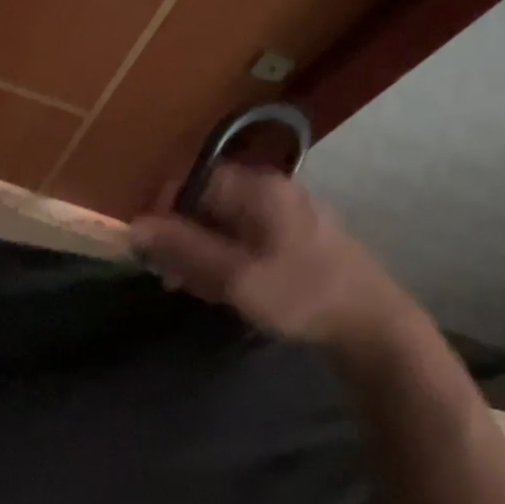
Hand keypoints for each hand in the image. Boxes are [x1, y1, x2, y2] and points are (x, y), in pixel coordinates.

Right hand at [130, 163, 423, 353]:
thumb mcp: (232, 275)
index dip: (164, 208)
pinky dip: (224, 261)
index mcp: (258, 190)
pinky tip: (223, 291)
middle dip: (180, 238)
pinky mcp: (293, 241)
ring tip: (197, 290)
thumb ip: (181, 248)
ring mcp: (285, 216)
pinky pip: (242, 241)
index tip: (151, 246)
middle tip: (172, 278)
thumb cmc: (299, 295)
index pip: (193, 179)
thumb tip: (133, 226)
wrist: (371, 325)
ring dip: (199, 255)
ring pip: (222, 226)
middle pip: (205, 203)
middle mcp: (272, 192)